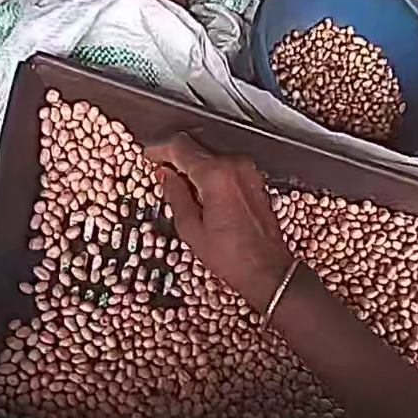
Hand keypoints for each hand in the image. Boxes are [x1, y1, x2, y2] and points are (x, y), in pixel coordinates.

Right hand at [146, 133, 295, 305]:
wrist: (268, 271)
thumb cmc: (233, 257)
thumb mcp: (191, 230)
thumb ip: (175, 196)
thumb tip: (166, 176)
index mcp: (216, 175)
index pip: (180, 147)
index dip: (160, 150)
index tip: (150, 156)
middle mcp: (235, 166)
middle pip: (197, 149)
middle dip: (177, 160)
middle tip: (163, 176)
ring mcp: (249, 172)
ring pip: (212, 157)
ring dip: (195, 169)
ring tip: (183, 191)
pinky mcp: (256, 181)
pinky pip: (227, 169)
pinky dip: (212, 176)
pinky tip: (204, 196)